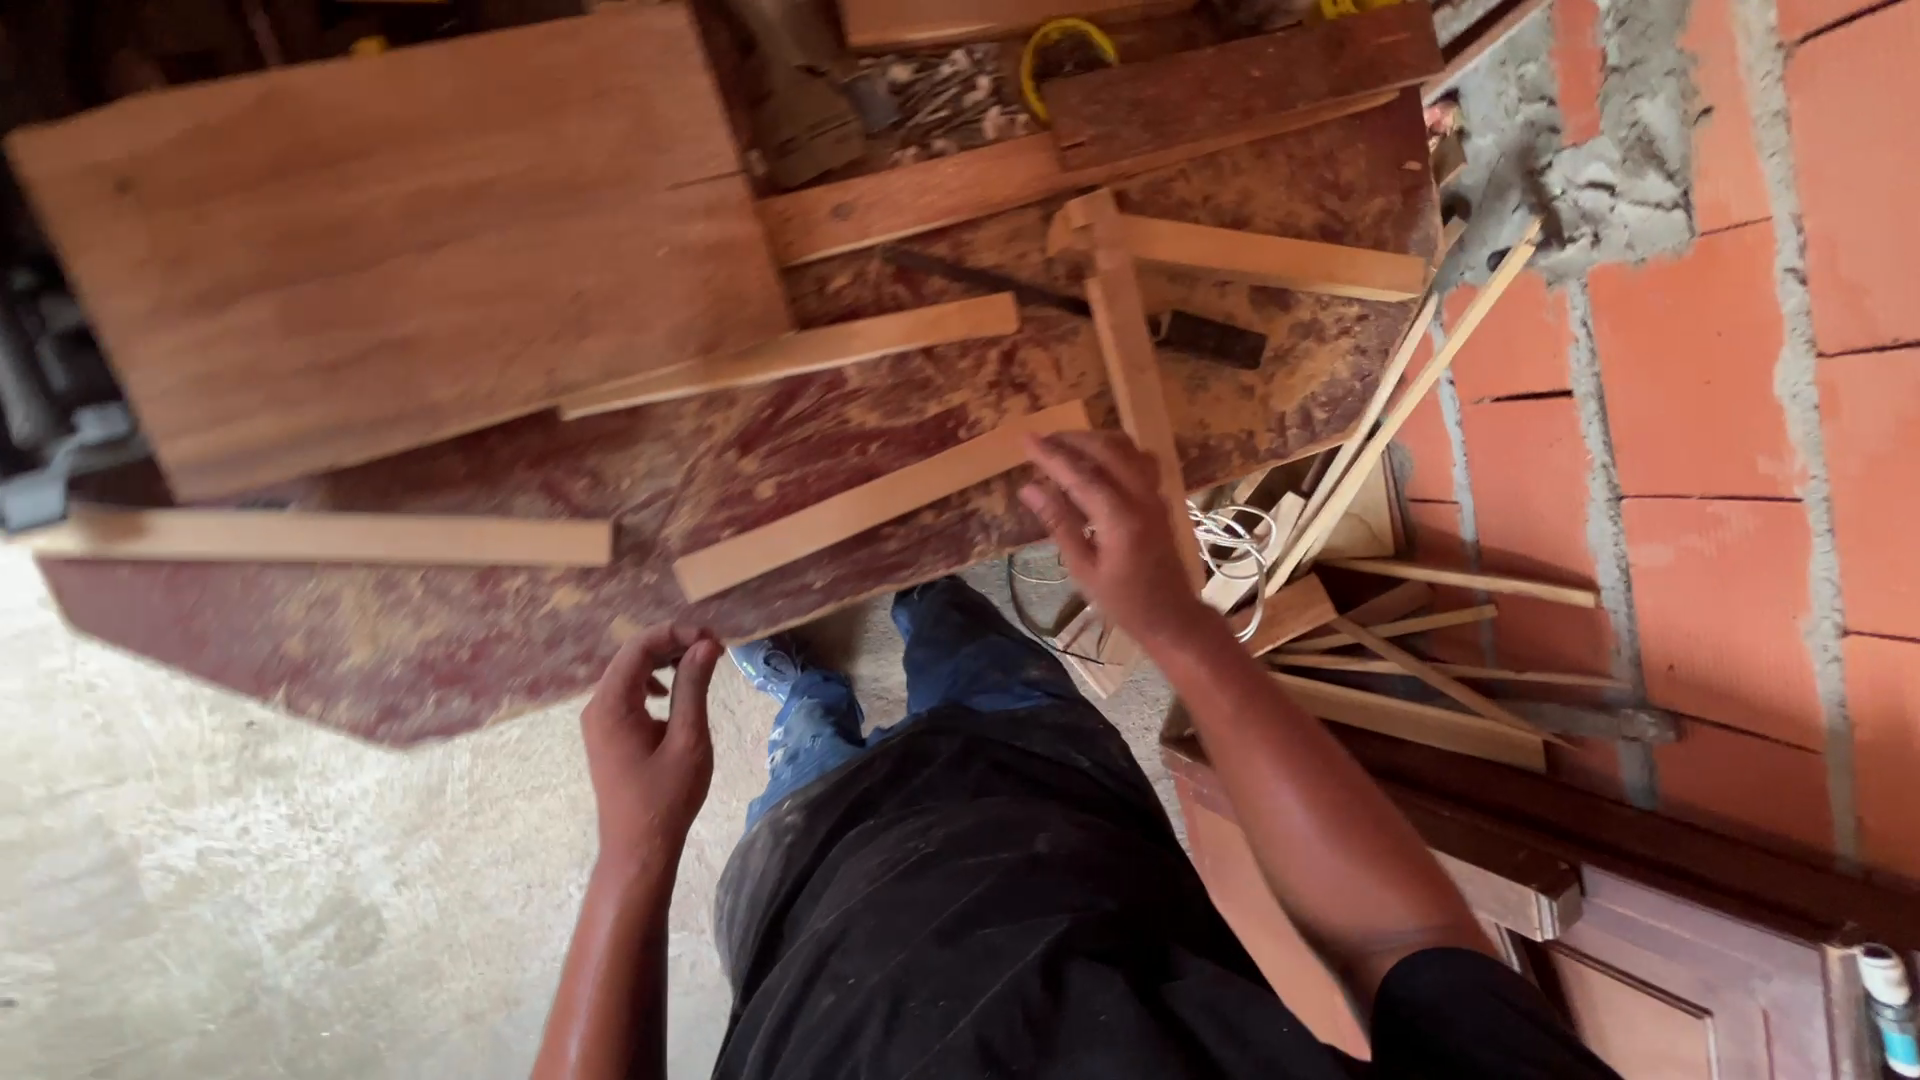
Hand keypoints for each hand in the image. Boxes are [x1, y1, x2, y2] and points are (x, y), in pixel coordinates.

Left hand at [580, 624, 724, 872]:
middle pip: (633, 654)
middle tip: (715, 649)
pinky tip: (676, 692)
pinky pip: (629, 691)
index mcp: (612, 704)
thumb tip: (706, 645)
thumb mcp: (688, 738)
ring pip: (631, 671)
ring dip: (666, 660)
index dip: (678, 633)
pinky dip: (656, 680)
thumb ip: (694, 687)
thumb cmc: (666, 797)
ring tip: (702, 664)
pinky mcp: (609, 732)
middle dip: (674, 643)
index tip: (715, 641)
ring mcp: (600, 720)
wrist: (639, 848)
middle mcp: (598, 706)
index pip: (640, 647)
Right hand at [1020, 431, 1209, 644]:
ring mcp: (1155, 495)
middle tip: (1042, 440)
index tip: (1025, 440)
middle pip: (1106, 450)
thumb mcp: (1082, 568)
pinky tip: (1097, 461)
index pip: (1079, 475)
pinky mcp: (1160, 497)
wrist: (1171, 616)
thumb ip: (1058, 523)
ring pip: (1126, 448)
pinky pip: (1139, 459)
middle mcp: (1141, 498)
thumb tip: (1028, 488)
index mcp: (1120, 519)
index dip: (1050, 456)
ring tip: (1065, 446)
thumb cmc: (1122, 601)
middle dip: (1071, 440)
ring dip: (1094, 440)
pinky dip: (1115, 450)